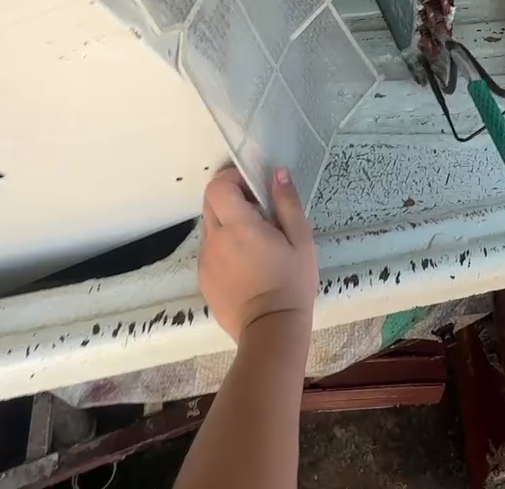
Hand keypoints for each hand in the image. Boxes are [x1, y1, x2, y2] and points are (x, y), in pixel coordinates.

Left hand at [197, 167, 317, 339]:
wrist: (270, 331)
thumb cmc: (291, 281)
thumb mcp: (300, 238)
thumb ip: (287, 202)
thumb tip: (277, 173)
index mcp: (238, 226)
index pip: (217, 187)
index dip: (232, 178)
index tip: (254, 186)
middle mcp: (214, 240)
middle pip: (210, 203)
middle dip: (231, 197)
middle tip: (259, 210)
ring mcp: (205, 261)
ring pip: (210, 226)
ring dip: (228, 221)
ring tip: (255, 240)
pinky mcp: (203, 279)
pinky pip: (210, 249)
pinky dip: (224, 244)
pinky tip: (247, 262)